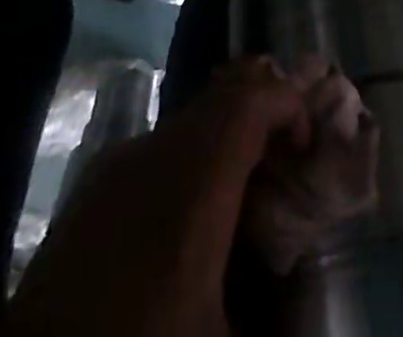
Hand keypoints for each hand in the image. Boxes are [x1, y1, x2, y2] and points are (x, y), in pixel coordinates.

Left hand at [2, 57, 311, 336]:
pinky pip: (161, 142)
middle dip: (267, 109)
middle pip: (222, 98)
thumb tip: (308, 281)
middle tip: (292, 151)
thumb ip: (278, 306)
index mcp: (190, 191)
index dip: (288, 105)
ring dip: (231, 130)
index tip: (307, 147)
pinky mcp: (94, 183)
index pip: (248, 103)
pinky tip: (196, 202)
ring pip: (192, 117)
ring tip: (251, 177)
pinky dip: (197, 149)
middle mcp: (152, 159)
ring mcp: (116, 166)